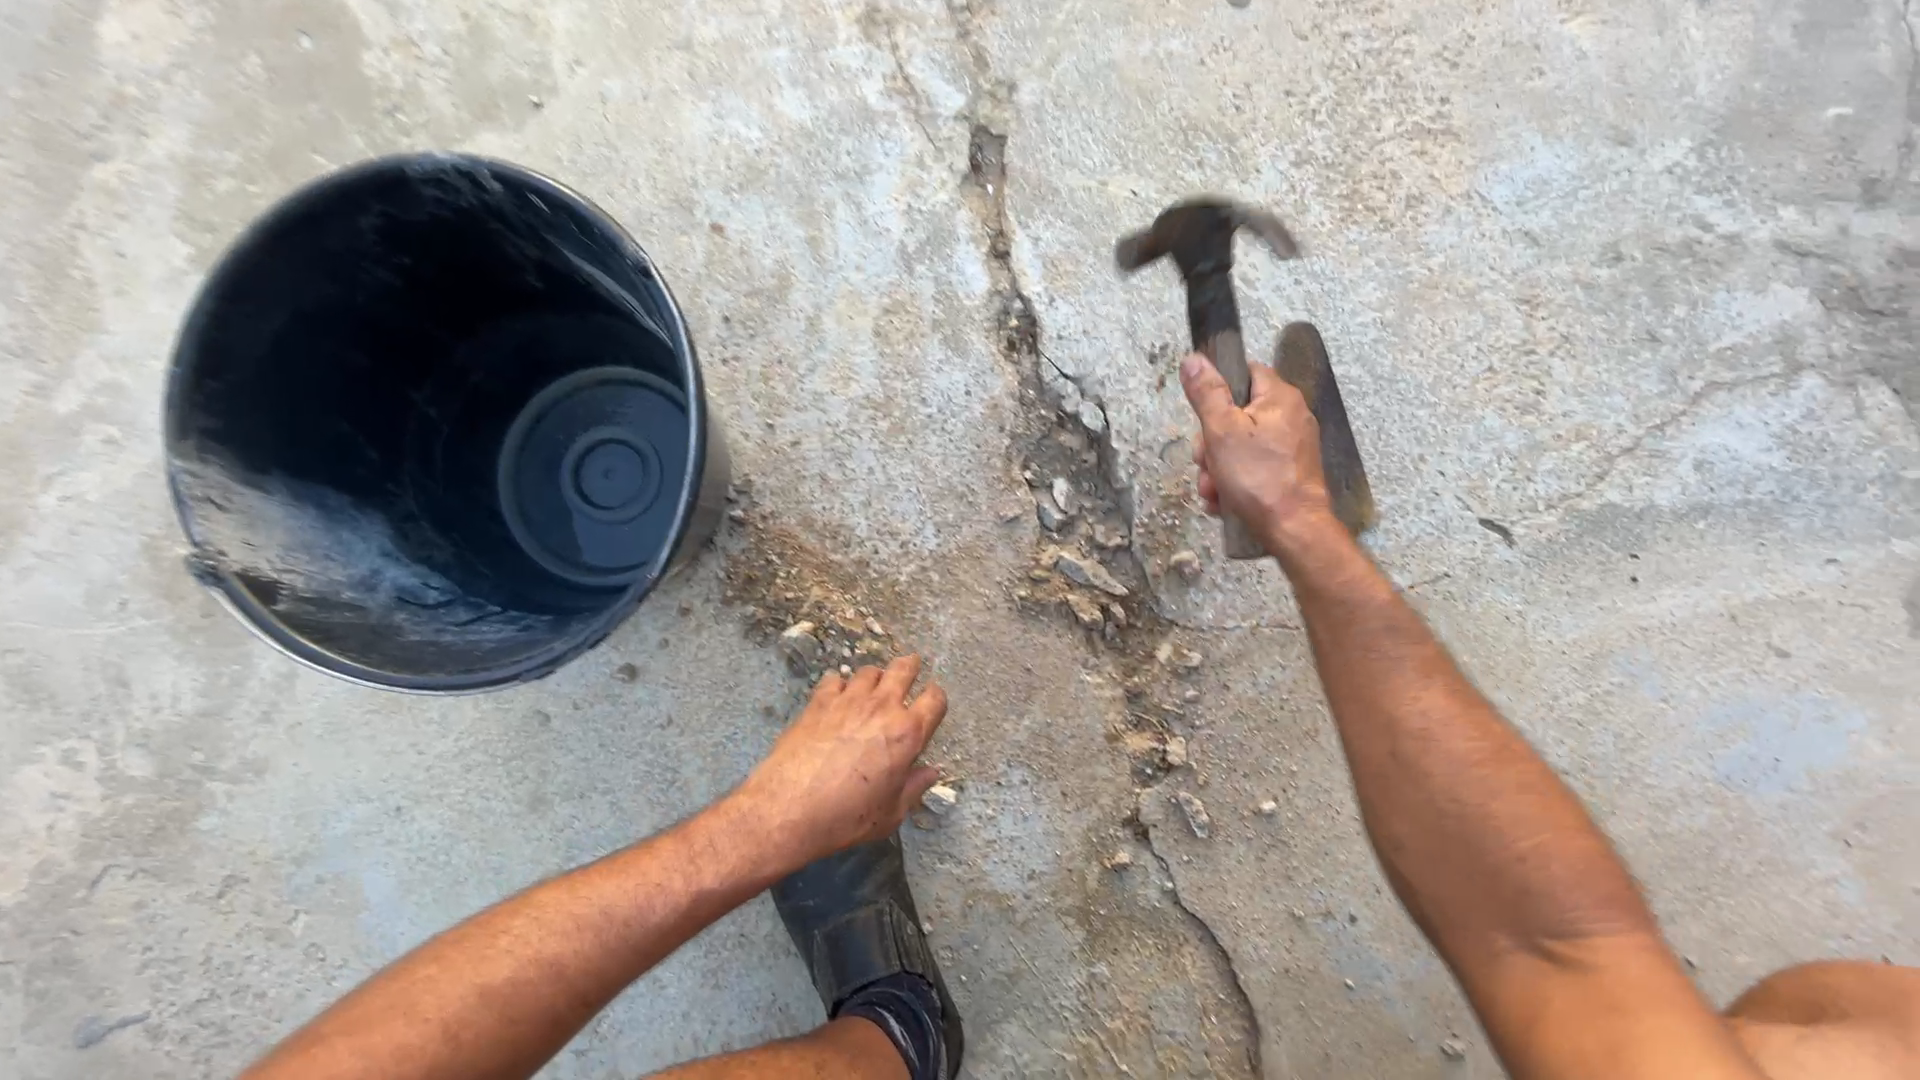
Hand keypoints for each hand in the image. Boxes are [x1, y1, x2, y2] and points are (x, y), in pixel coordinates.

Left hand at [734, 655, 947, 865]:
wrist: (790, 808)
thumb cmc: (846, 817)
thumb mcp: (890, 814)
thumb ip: (914, 788)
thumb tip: (930, 772)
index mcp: (907, 733)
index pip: (934, 700)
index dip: (936, 698)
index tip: (932, 701)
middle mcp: (882, 708)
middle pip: (902, 670)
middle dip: (910, 666)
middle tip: (910, 666)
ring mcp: (848, 700)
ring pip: (868, 671)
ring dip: (874, 677)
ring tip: (872, 685)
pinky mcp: (819, 701)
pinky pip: (834, 679)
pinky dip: (839, 685)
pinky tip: (836, 696)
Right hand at [1179, 352, 1333, 549]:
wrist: (1293, 528)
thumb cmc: (1258, 476)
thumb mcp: (1221, 430)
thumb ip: (1206, 393)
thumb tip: (1193, 359)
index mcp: (1280, 397)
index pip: (1243, 374)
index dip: (1217, 393)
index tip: (1204, 419)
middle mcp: (1291, 416)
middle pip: (1236, 415)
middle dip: (1210, 445)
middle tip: (1205, 464)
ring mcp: (1292, 446)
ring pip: (1239, 446)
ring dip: (1217, 468)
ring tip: (1213, 490)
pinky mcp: (1289, 472)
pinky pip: (1252, 467)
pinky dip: (1234, 482)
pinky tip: (1224, 500)